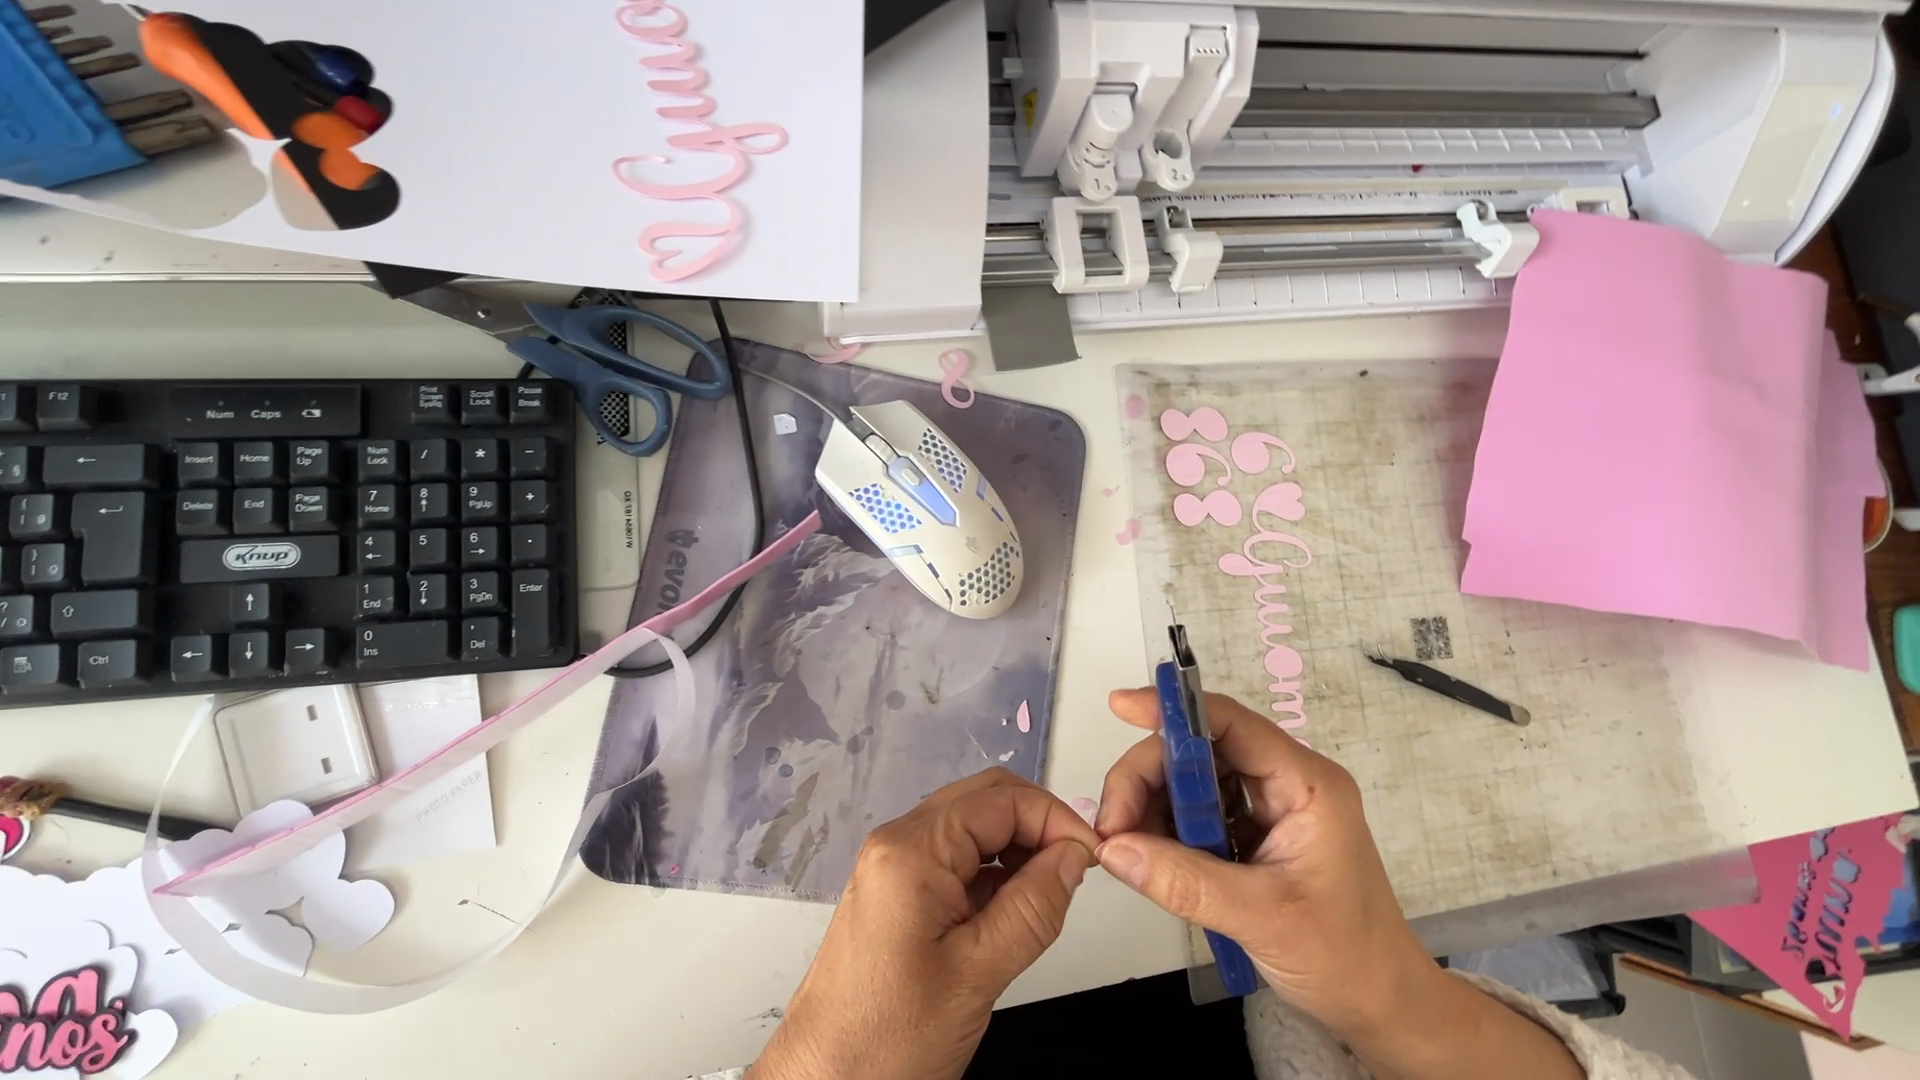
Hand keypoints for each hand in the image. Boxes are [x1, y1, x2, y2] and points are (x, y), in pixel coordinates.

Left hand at [754, 768, 1098, 1079]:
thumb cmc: (890, 1037)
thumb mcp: (977, 973)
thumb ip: (1033, 907)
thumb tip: (1073, 855)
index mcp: (913, 849)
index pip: (1000, 800)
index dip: (1054, 818)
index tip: (1092, 857)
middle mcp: (899, 843)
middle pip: (984, 800)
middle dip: (1037, 823)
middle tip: (1077, 867)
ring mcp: (895, 866)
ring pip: (972, 828)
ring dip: (1018, 846)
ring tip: (1052, 890)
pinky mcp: (898, 893)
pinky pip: (957, 859)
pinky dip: (995, 870)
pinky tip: (1017, 904)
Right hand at [1094, 688, 1432, 1043]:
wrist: (1380, 1005)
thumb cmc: (1344, 957)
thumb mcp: (1262, 917)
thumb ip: (1184, 881)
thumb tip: (1112, 848)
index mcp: (1303, 783)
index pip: (1229, 723)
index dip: (1172, 710)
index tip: (1119, 707)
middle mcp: (1281, 782)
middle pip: (1197, 752)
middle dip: (1148, 779)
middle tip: (1113, 826)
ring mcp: (1264, 807)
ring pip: (1188, 781)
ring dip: (1150, 807)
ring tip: (1127, 849)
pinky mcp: (1248, 833)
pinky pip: (1192, 814)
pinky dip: (1163, 830)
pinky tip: (1149, 857)